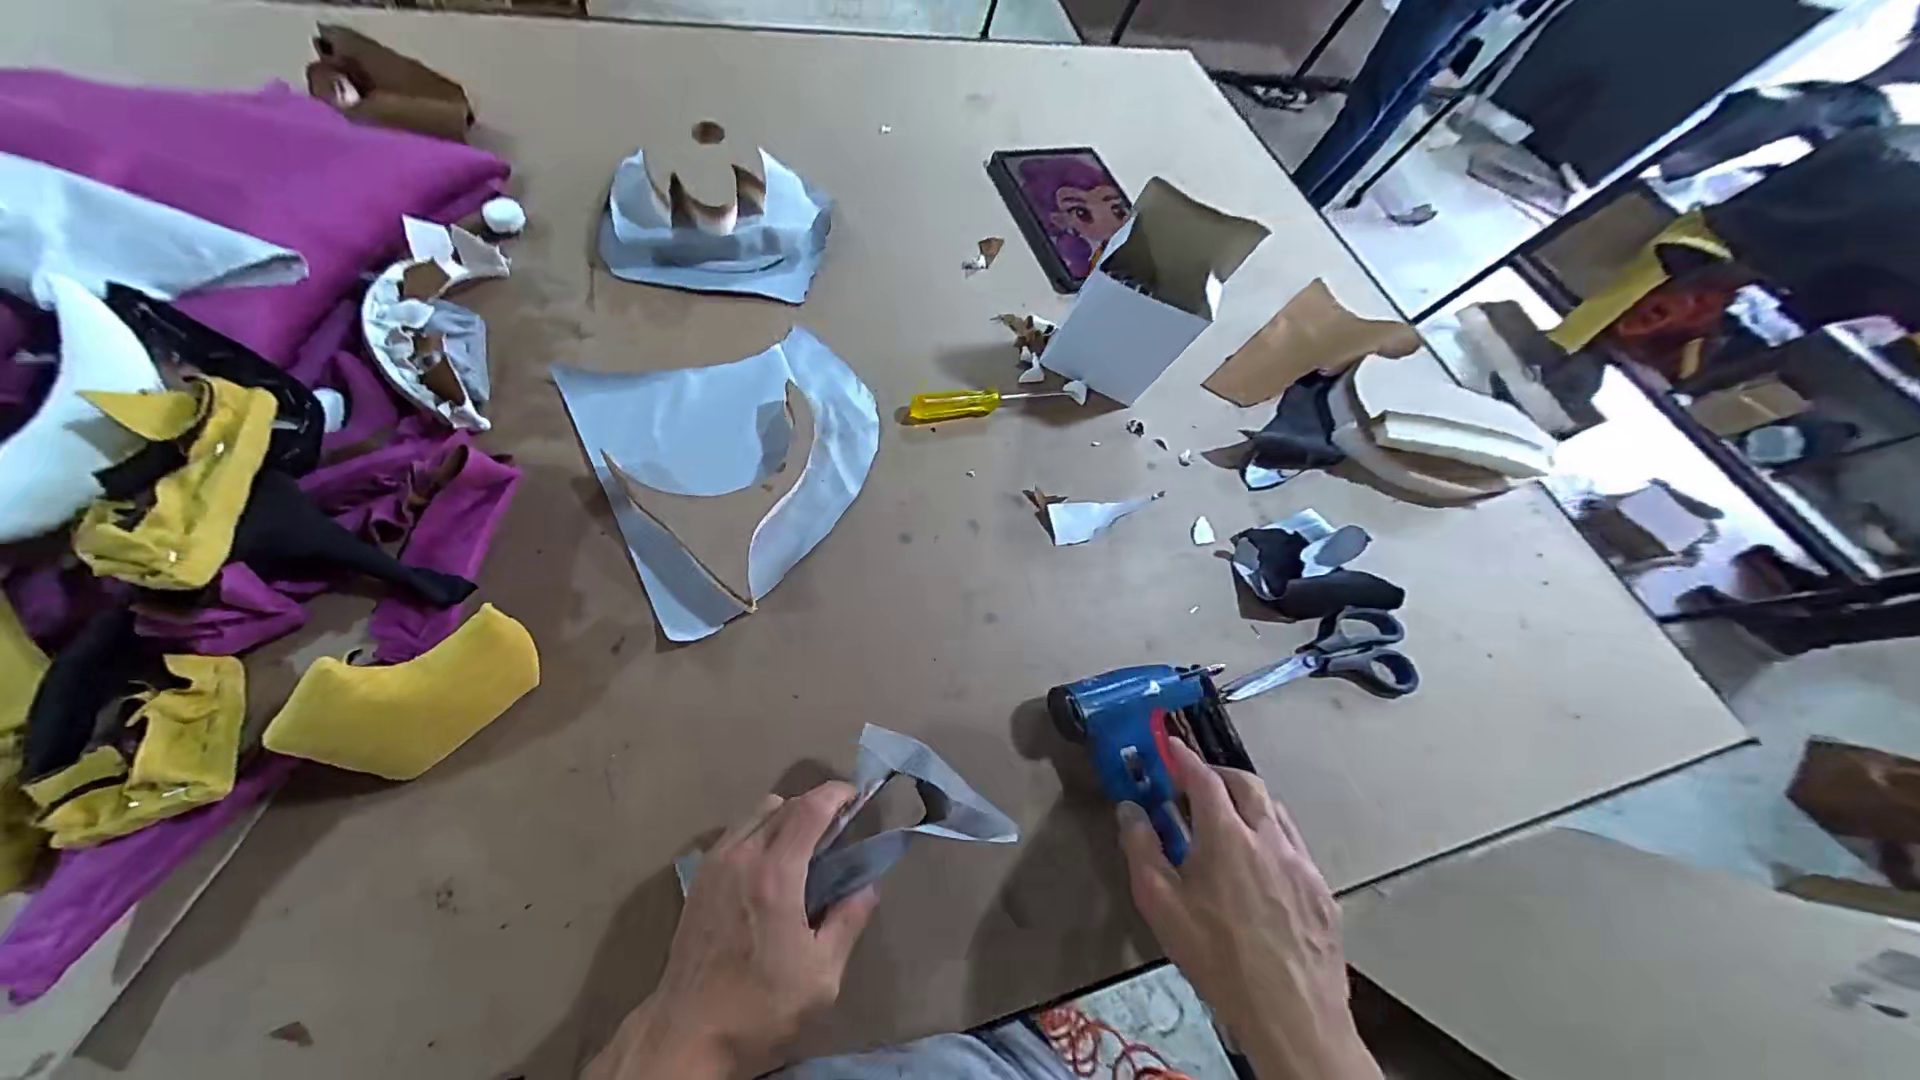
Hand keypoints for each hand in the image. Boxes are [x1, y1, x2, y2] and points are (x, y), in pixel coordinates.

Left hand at [585, 783, 880, 1079]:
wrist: (684, 1037)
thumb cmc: (759, 1008)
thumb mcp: (821, 975)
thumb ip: (849, 921)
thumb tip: (869, 886)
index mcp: (775, 874)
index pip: (810, 808)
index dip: (836, 793)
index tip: (855, 797)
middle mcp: (742, 856)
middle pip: (784, 804)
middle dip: (815, 805)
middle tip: (836, 827)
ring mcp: (716, 863)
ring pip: (757, 812)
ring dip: (786, 815)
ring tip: (803, 844)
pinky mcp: (700, 877)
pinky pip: (737, 831)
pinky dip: (760, 830)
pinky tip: (769, 864)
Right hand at [1117, 739, 1380, 1079]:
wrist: (1293, 1017)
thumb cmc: (1218, 958)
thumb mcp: (1161, 904)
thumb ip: (1141, 848)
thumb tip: (1130, 810)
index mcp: (1227, 836)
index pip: (1204, 778)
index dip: (1184, 758)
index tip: (1171, 746)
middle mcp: (1269, 839)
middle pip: (1247, 783)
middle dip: (1219, 773)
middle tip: (1196, 781)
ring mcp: (1301, 864)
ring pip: (1276, 811)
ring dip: (1248, 800)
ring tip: (1227, 817)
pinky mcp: (1321, 891)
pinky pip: (1294, 844)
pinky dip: (1271, 833)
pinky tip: (1259, 862)